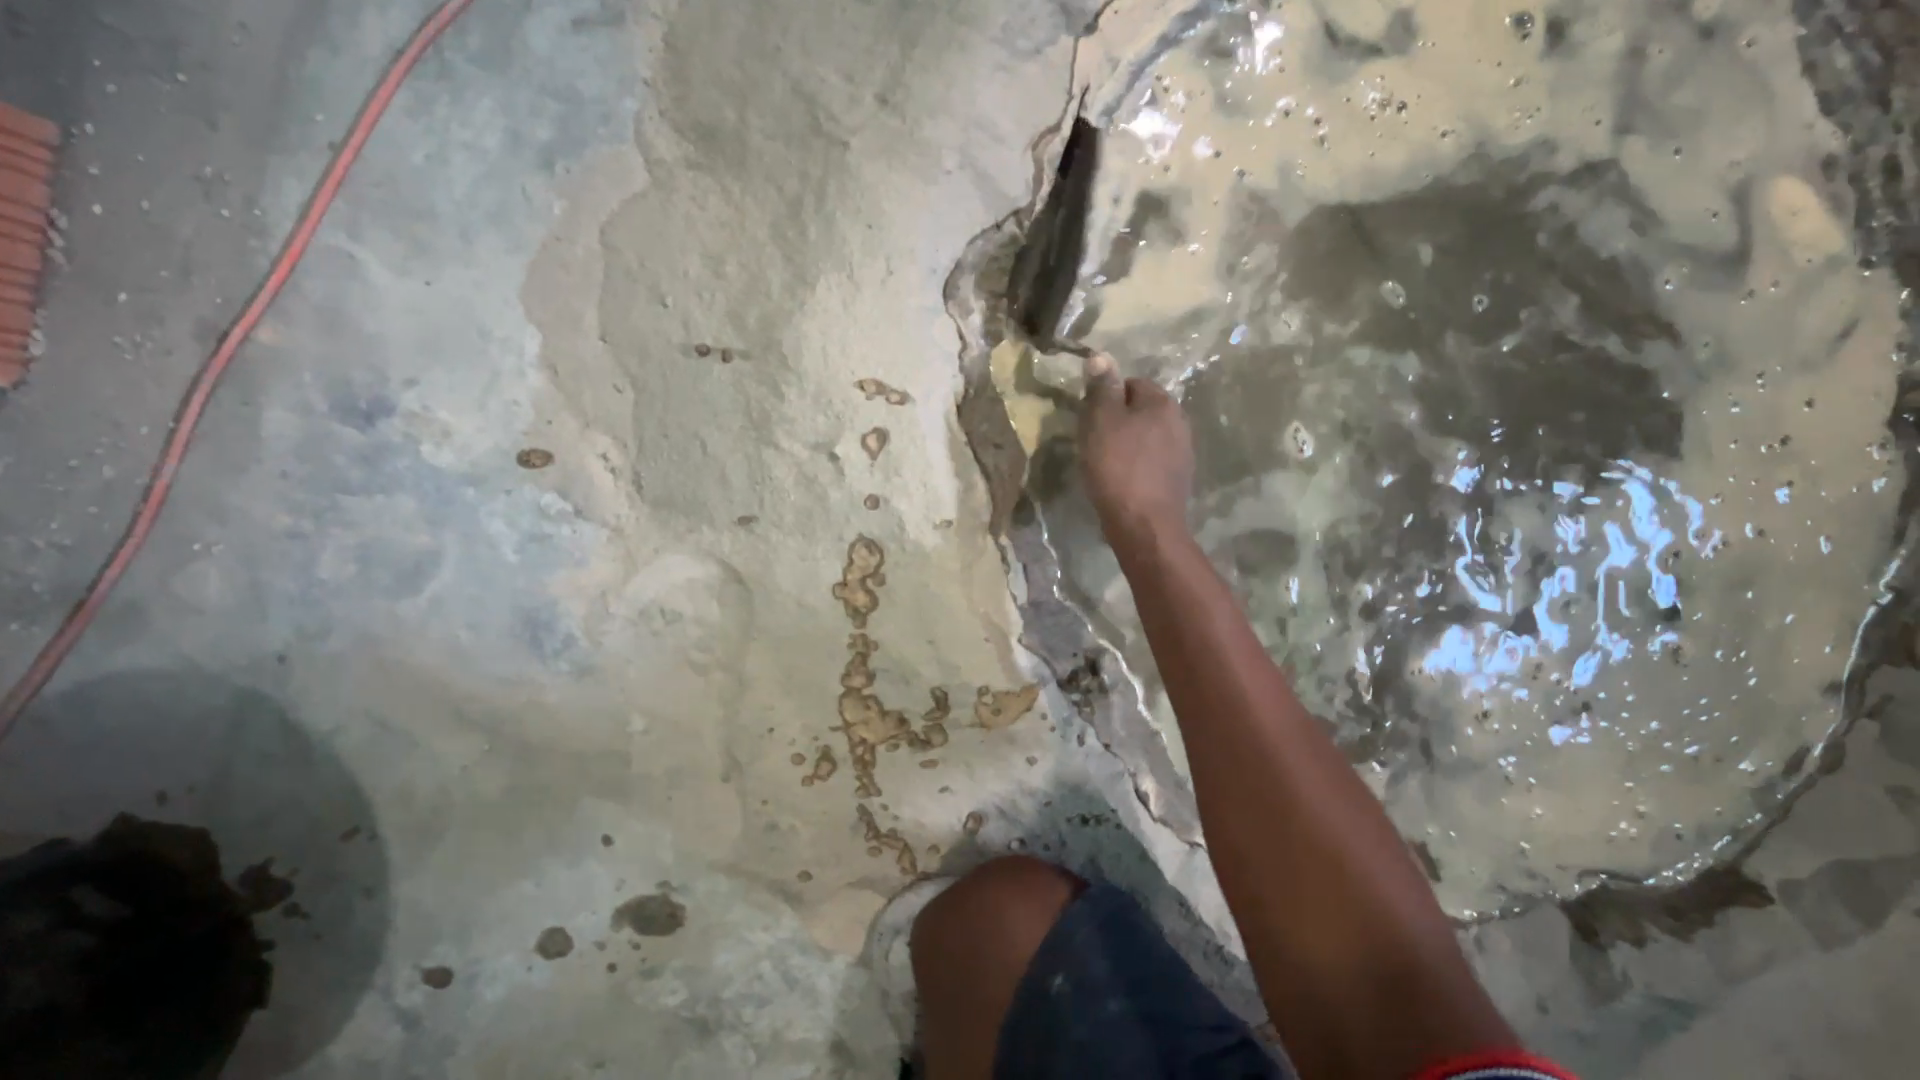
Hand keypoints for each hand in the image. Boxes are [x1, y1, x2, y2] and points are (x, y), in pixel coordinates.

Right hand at [1078, 352, 1195, 553]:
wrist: (1144, 524)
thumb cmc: (1117, 467)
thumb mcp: (1101, 421)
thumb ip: (1101, 387)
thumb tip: (1101, 355)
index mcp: (1162, 401)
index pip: (1130, 383)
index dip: (1105, 398)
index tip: (1089, 420)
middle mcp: (1179, 421)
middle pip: (1140, 410)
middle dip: (1117, 421)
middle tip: (1093, 442)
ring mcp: (1183, 452)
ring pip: (1146, 437)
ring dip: (1126, 444)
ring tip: (1105, 464)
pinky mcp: (1178, 479)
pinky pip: (1151, 461)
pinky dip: (1136, 466)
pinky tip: (1121, 481)